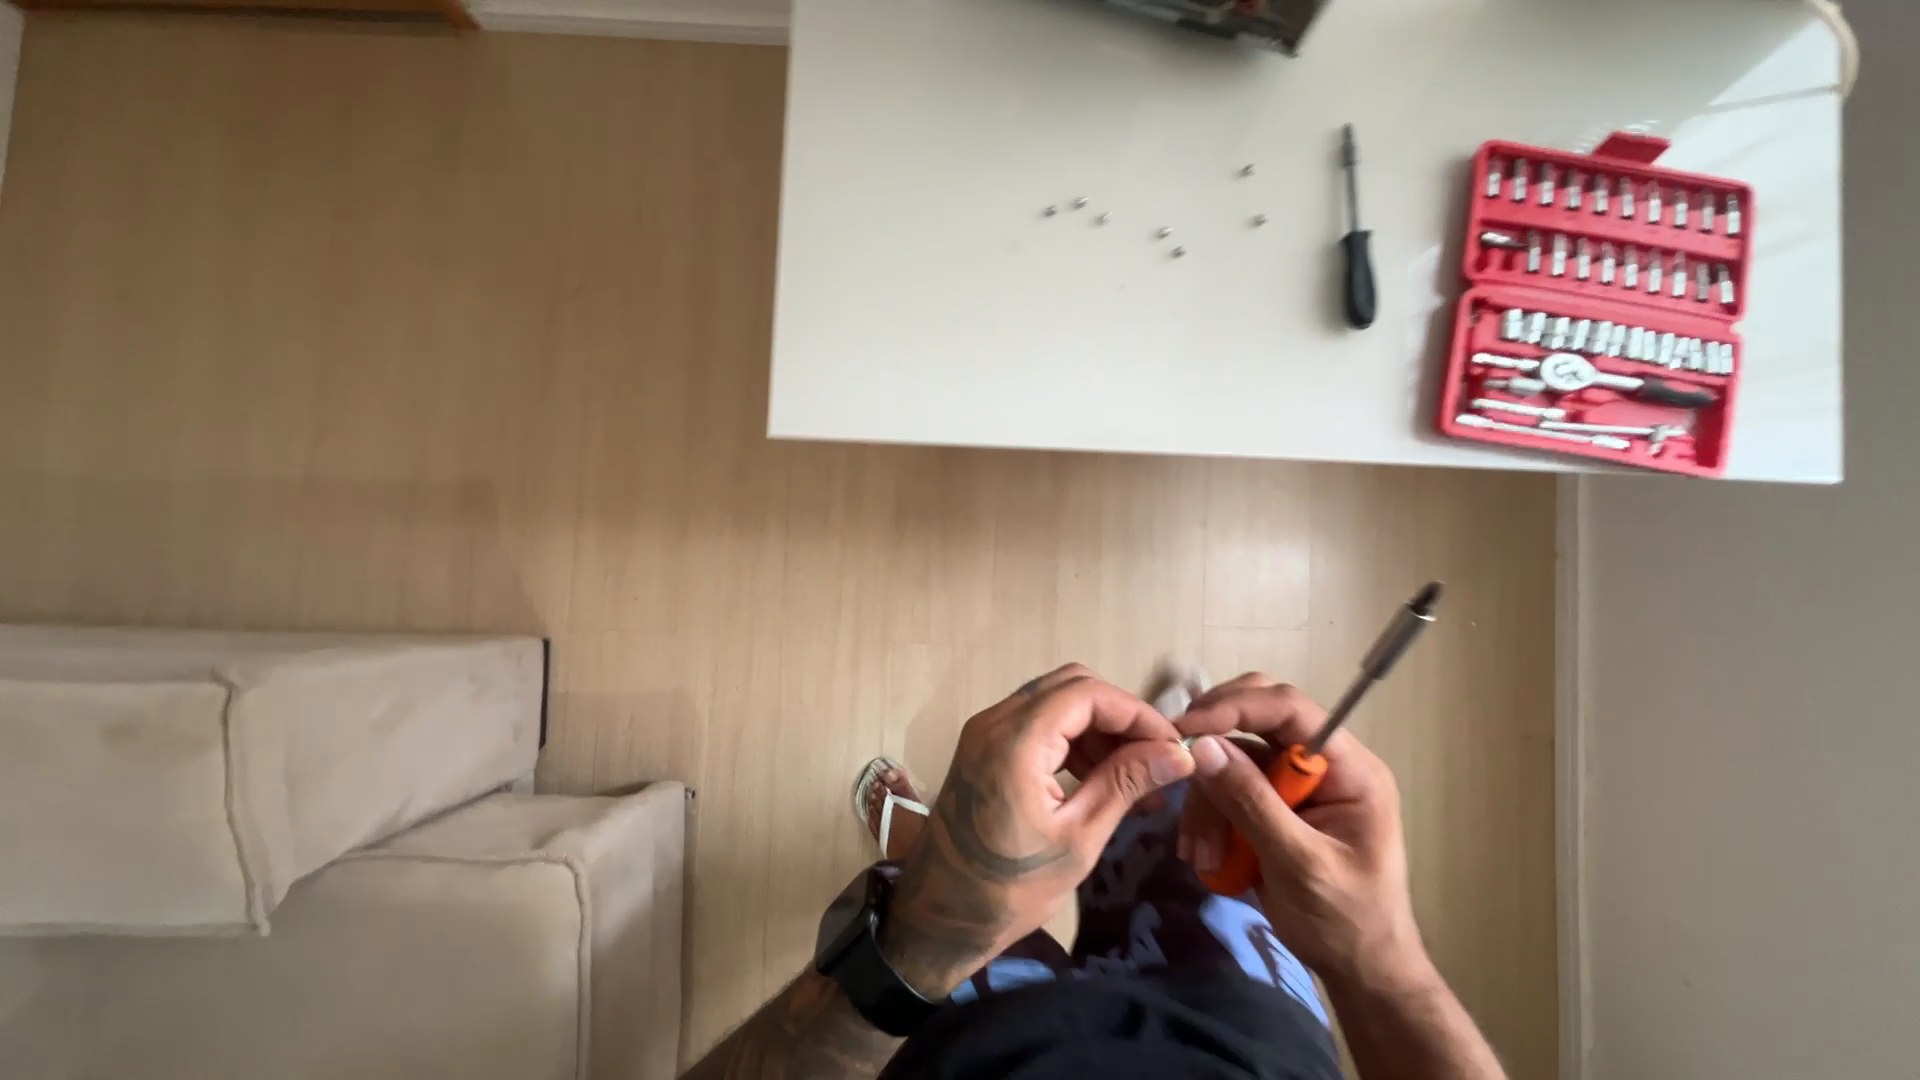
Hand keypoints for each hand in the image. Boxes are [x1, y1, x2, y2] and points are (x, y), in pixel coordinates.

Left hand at [882, 664, 1194, 996]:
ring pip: (1055, 702)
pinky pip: (1037, 723)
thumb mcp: (1078, 838)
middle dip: (1119, 716)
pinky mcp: (984, 746)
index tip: (1174, 745)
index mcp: (1014, 741)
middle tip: (1157, 756)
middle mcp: (995, 721)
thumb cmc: (1010, 889)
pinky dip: (1072, 739)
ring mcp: (985, 731)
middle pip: (1071, 687)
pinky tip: (1101, 778)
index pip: (1087, 694)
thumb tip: (1180, 753)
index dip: (1137, 713)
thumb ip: (1126, 783)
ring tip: (1138, 777)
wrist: (941, 914)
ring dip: (1098, 729)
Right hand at [1174, 674, 1426, 986]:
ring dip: (1207, 800)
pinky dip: (1207, 816)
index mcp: (1349, 767)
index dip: (1235, 708)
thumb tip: (1202, 746)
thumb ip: (1252, 802)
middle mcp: (1320, 761)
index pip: (1289, 708)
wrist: (1359, 971)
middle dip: (1214, 742)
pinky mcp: (1270, 803)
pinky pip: (1226, 787)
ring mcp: (1293, 781)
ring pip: (1232, 756)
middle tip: (1178, 765)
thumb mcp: (1299, 864)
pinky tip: (1204, 854)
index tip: (1186, 729)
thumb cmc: (1345, 921)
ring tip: (1201, 852)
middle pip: (1257, 718)